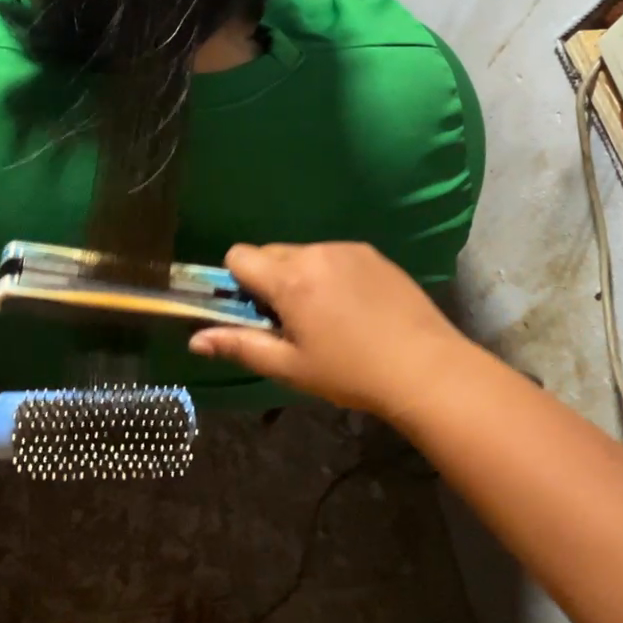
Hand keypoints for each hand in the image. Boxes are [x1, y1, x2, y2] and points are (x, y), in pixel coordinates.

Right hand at [190, 242, 466, 416]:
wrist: (427, 369)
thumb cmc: (350, 373)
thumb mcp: (289, 367)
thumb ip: (239, 346)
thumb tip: (195, 340)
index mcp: (289, 279)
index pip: (238, 255)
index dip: (237, 282)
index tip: (255, 311)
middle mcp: (314, 252)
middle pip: (270, 253)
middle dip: (270, 281)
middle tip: (292, 322)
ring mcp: (347, 250)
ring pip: (303, 255)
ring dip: (301, 277)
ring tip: (329, 318)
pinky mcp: (373, 254)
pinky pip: (334, 256)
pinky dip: (332, 275)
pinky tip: (355, 310)